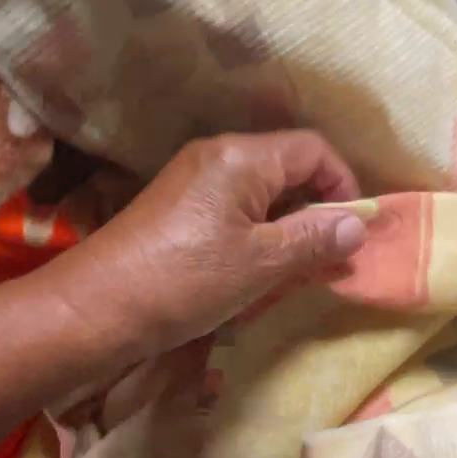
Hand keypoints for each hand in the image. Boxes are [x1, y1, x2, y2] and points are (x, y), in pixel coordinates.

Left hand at [36, 131, 366, 359]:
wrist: (97, 308)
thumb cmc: (184, 281)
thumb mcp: (259, 264)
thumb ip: (313, 240)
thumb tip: (359, 225)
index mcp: (240, 157)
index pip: (313, 149)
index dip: (344, 185)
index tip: (356, 231)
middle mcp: (216, 156)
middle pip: (286, 168)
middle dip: (317, 210)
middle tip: (333, 257)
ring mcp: (192, 182)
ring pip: (260, 194)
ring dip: (287, 228)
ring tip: (301, 270)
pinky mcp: (177, 210)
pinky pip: (234, 211)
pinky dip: (257, 235)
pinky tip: (260, 271)